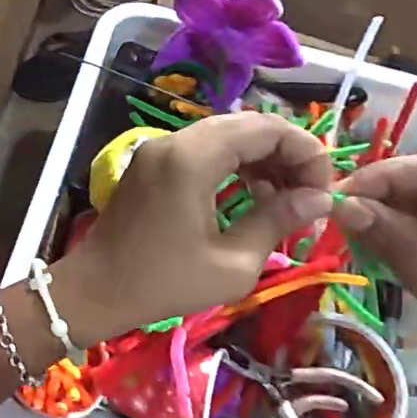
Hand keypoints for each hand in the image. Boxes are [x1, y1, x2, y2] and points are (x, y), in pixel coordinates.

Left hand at [52, 113, 336, 340]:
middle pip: (247, 126)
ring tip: (284, 203)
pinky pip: (202, 151)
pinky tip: (250, 198)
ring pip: (225, 136)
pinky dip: (232, 167)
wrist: (94, 291)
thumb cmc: (162, 283)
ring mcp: (158, 149)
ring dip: (261, 161)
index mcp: (193, 157)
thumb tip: (319, 200)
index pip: (266, 128)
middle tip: (309, 197)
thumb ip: (277, 221)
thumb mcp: (232, 264)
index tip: (323, 192)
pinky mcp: (150, 164)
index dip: (306, 152)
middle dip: (286, 155)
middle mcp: (174, 140)